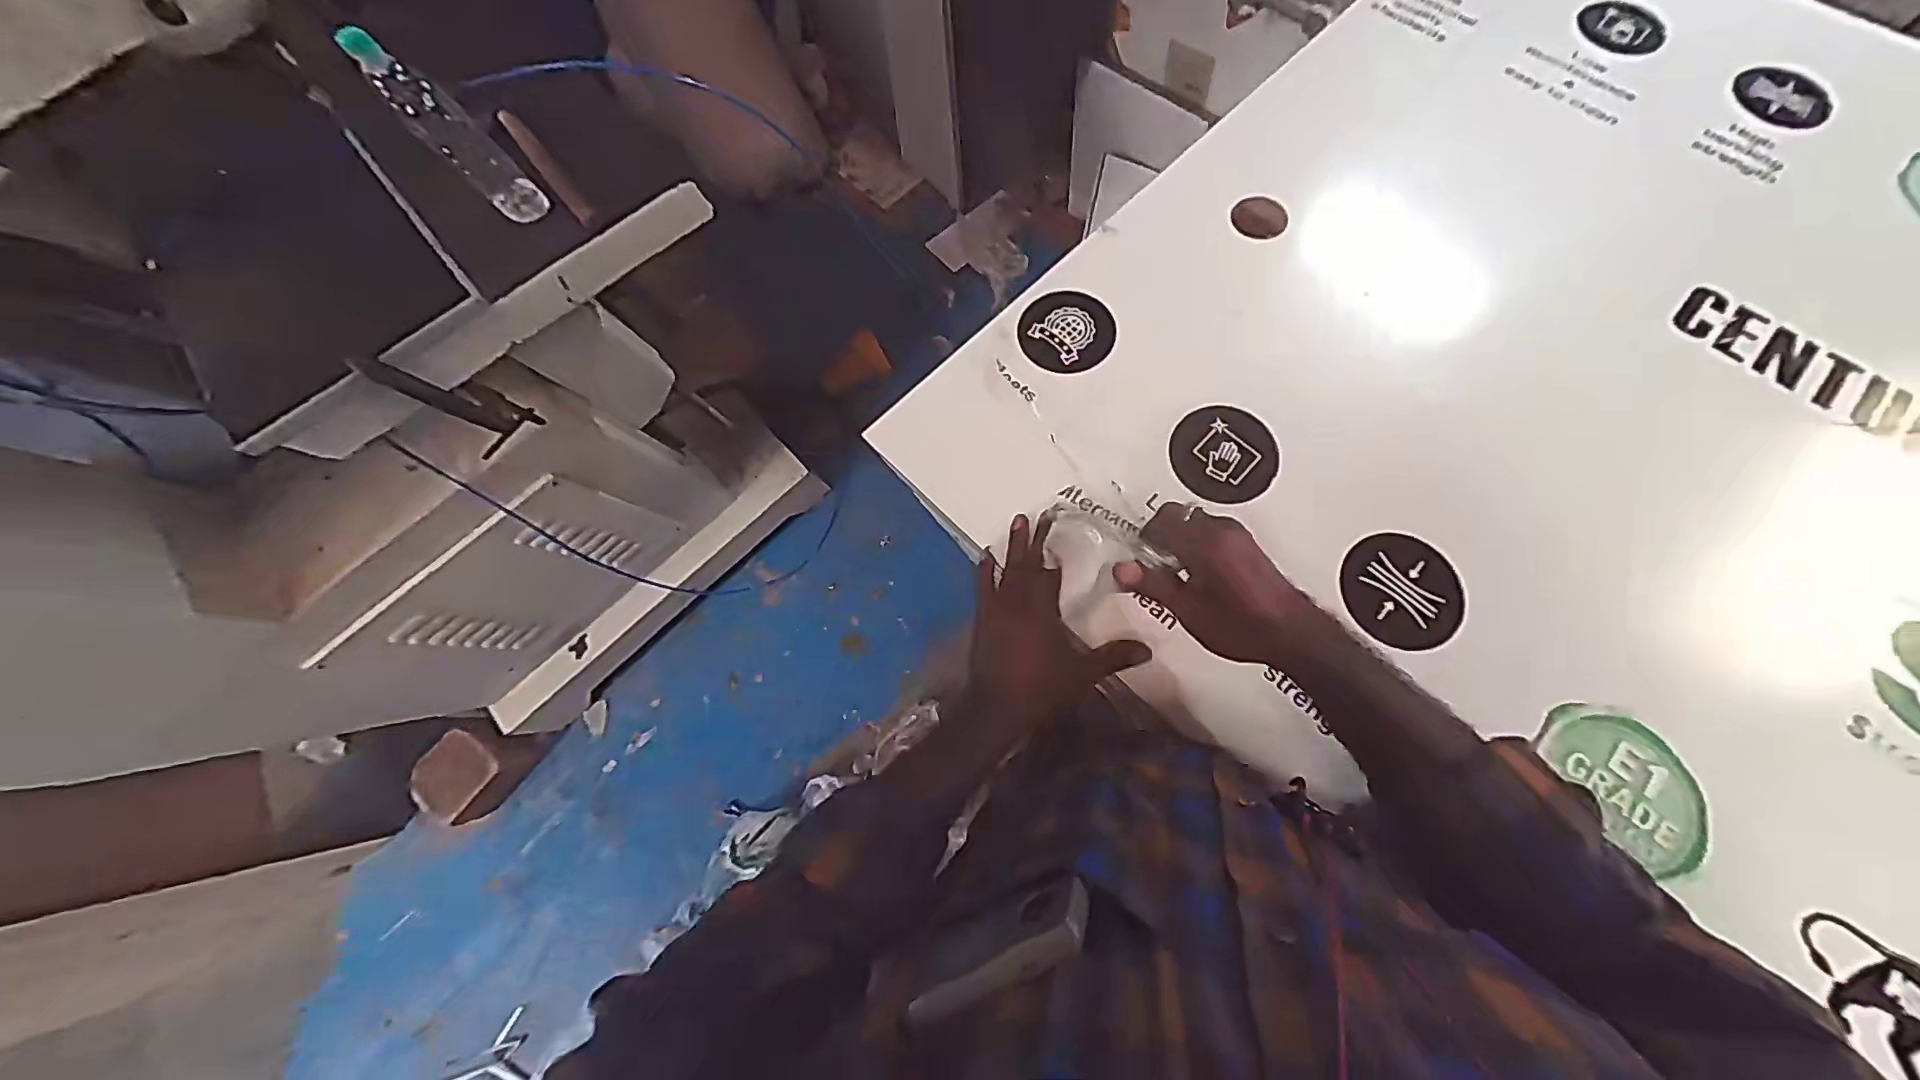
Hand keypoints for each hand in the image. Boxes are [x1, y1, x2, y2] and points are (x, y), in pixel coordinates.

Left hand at [968, 514, 1151, 721]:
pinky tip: (986, 557)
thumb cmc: (1041, 687)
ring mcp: (997, 609)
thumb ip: (1112, 657)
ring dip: (1011, 546)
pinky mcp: (983, 619)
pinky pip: (984, 587)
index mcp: (1042, 610)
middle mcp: (1017, 602)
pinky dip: (985, 570)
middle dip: (1032, 538)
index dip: (1055, 552)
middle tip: (1037, 514)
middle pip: (1026, 563)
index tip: (1060, 530)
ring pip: (1005, 569)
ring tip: (1017, 521)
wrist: (997, 707)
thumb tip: (1148, 649)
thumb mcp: (1081, 673)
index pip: (1050, 572)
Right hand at [1113, 502, 1316, 664]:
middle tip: (1153, 564)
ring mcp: (1239, 537)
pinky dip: (1200, 545)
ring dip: (1182, 540)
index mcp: (1204, 541)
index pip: (1161, 521)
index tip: (1138, 558)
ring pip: (1197, 524)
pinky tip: (1199, 575)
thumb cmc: (1243, 625)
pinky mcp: (1249, 547)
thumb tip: (1123, 569)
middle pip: (1180, 516)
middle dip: (1162, 536)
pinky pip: (1215, 533)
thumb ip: (1153, 584)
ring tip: (1176, 573)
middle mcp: (1223, 531)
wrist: (1291, 635)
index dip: (1144, 538)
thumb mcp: (1187, 609)